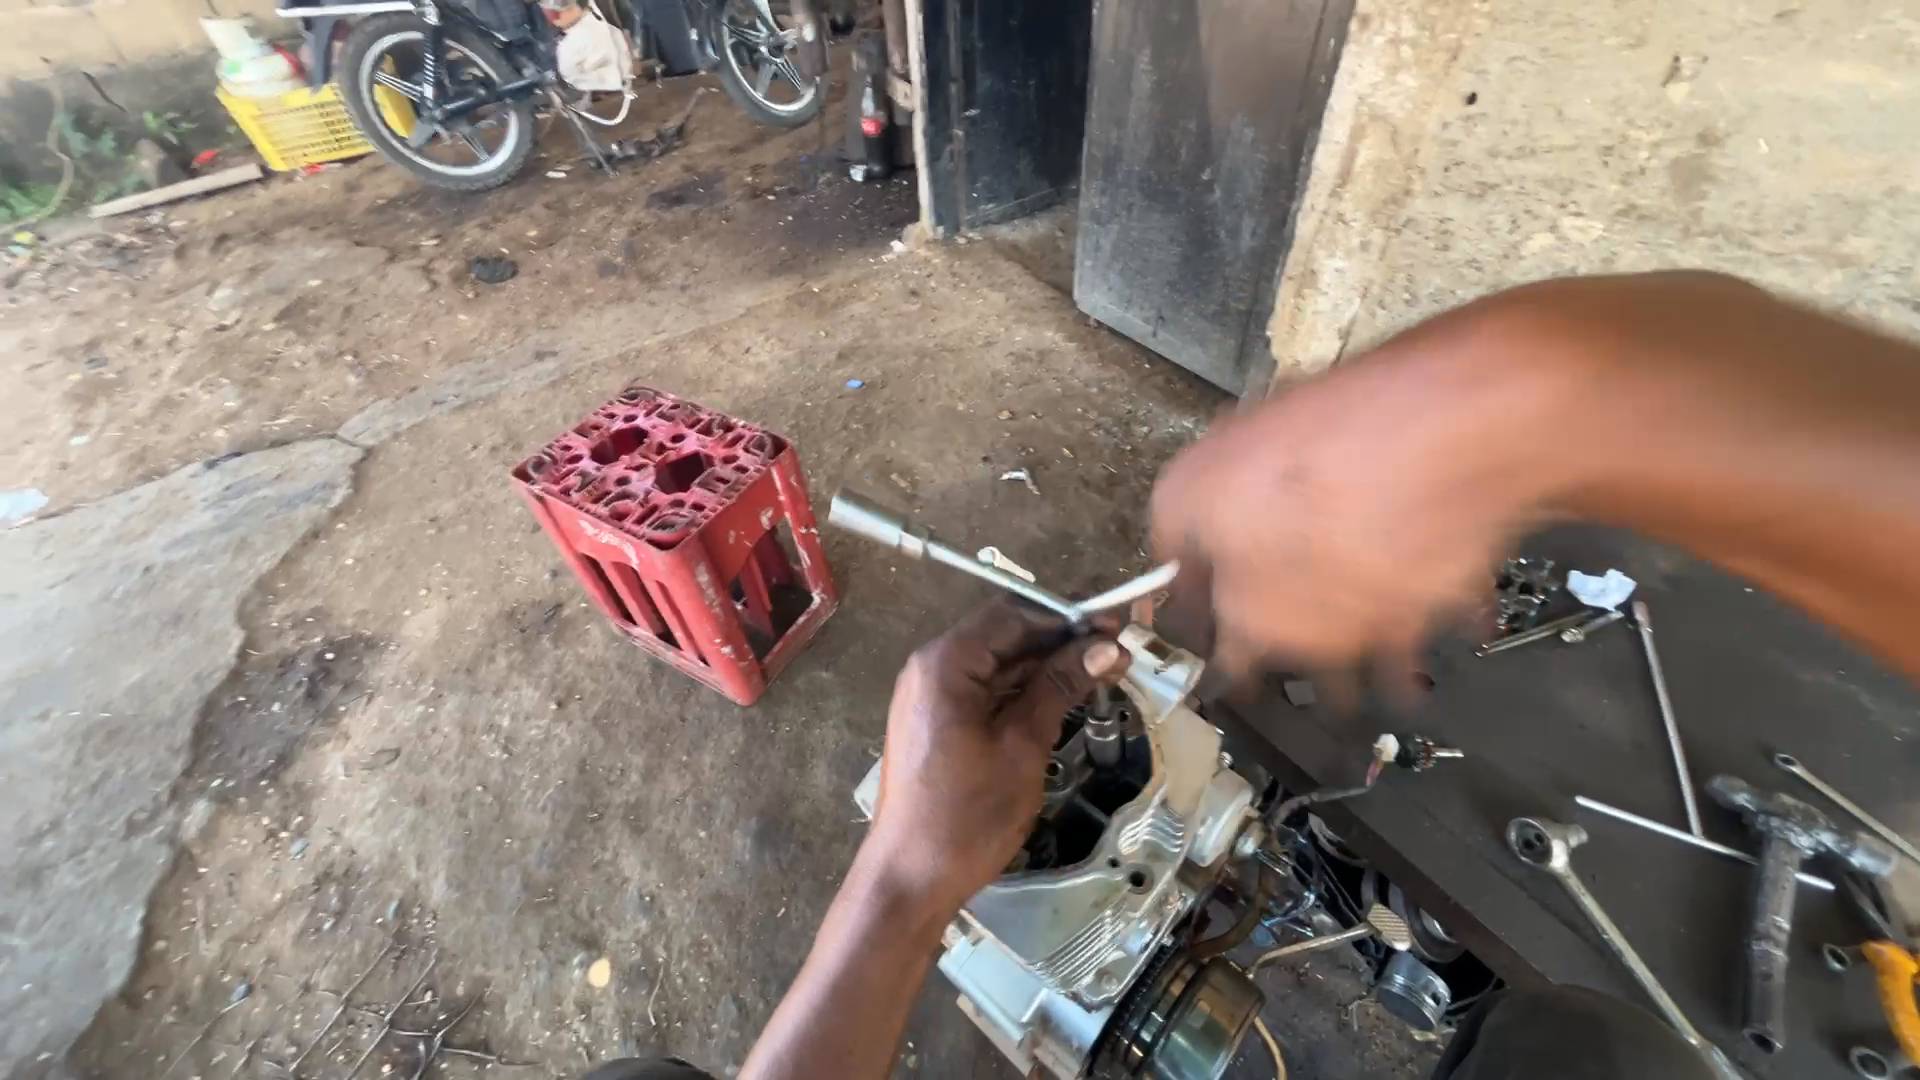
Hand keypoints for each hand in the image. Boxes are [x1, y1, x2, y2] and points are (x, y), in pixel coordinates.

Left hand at [863, 601, 1127, 913]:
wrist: (910, 879)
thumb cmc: (967, 814)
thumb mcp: (1022, 745)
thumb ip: (1059, 686)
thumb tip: (1105, 647)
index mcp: (944, 663)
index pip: (1009, 616)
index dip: (1063, 619)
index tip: (1111, 630)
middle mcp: (931, 668)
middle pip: (1002, 637)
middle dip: (1058, 643)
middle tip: (1115, 655)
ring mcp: (930, 696)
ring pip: (996, 665)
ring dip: (1044, 667)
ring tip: (1100, 674)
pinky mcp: (936, 721)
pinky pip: (983, 691)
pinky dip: (1021, 691)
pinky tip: (1062, 697)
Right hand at [1150, 289, 1583, 683]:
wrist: (1479, 416)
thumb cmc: (1346, 526)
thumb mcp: (1267, 617)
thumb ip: (1236, 649)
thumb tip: (1220, 667)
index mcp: (1185, 500)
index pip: (1176, 587)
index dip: (1209, 643)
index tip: (1241, 683)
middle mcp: (1239, 466)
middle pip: (1260, 573)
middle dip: (1300, 643)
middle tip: (1330, 695)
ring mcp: (1320, 450)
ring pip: (1332, 556)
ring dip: (1365, 626)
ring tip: (1406, 684)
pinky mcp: (1396, 445)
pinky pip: (1393, 528)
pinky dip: (1417, 580)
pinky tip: (1452, 621)